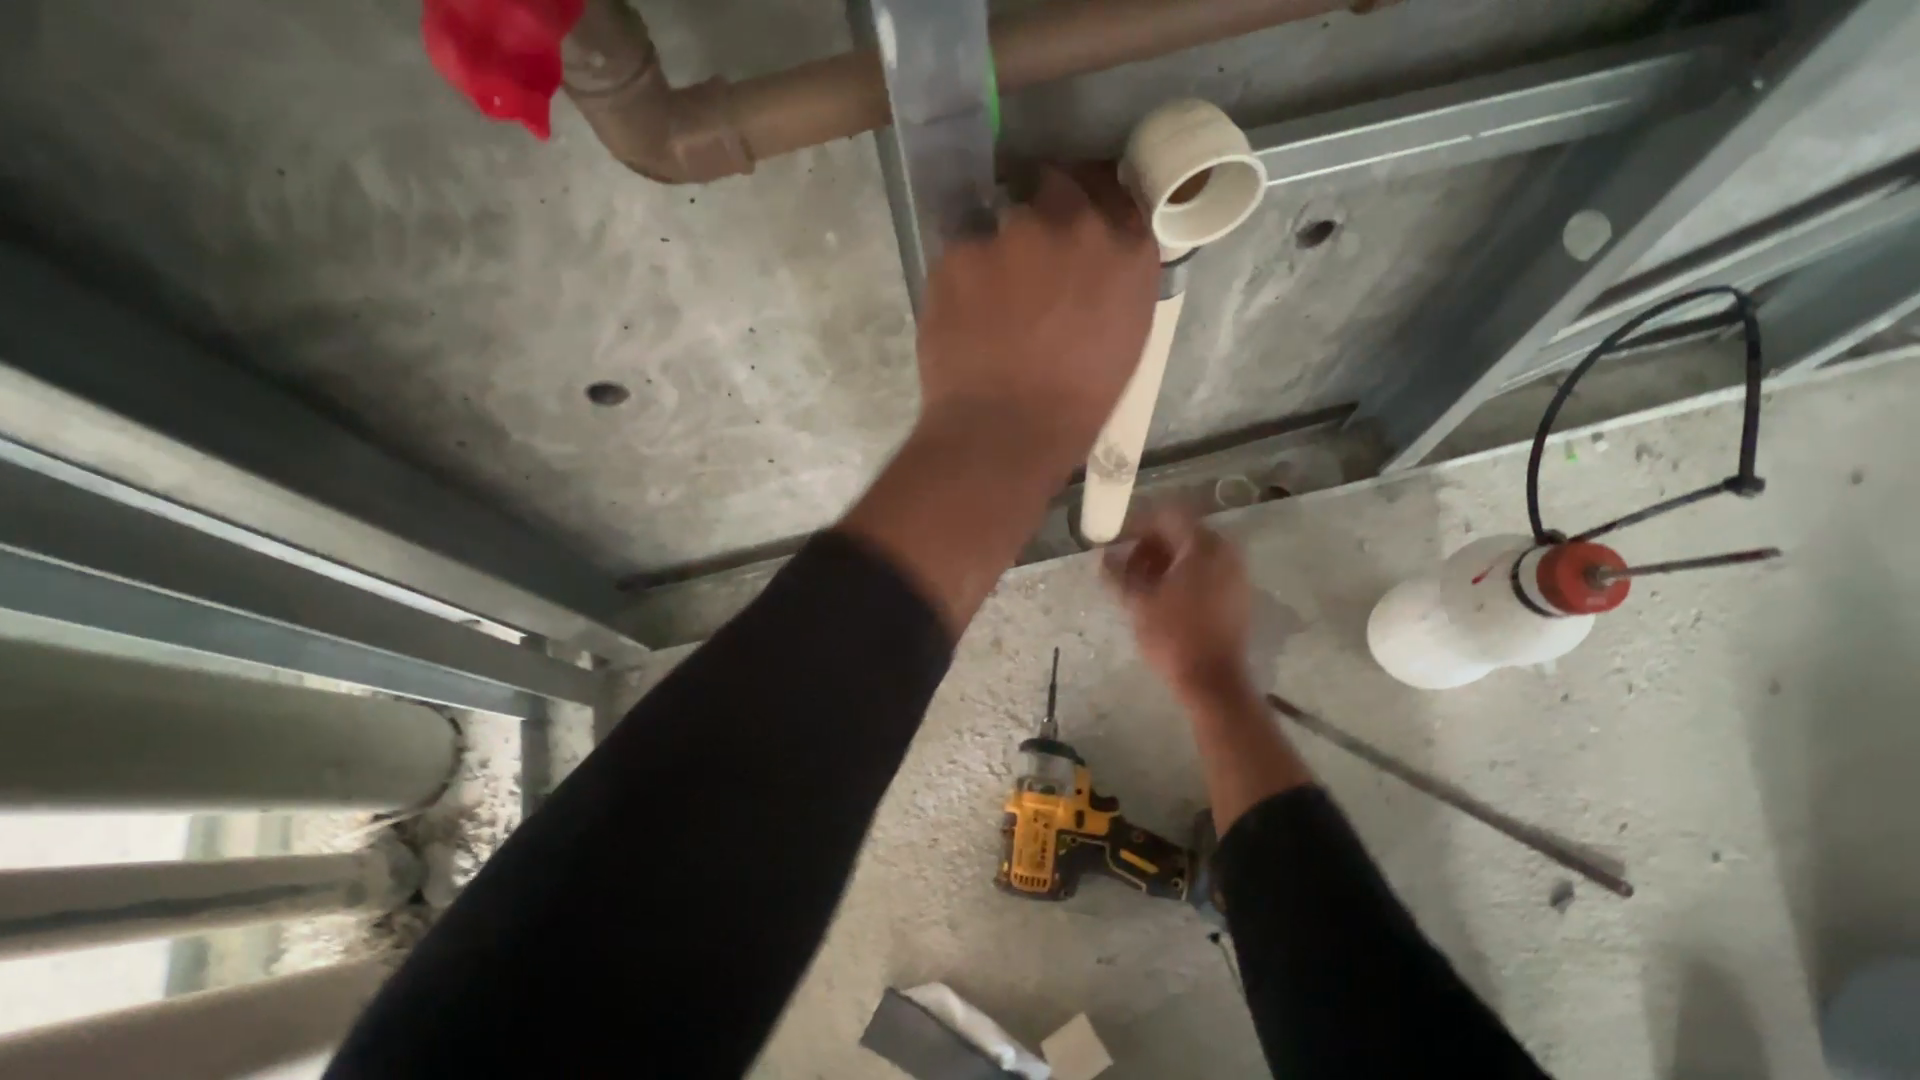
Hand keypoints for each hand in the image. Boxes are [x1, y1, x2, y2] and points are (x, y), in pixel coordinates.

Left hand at [915, 165, 1158, 475]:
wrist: (1005, 429)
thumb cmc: (1076, 402)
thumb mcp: (1124, 336)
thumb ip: (1114, 280)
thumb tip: (1094, 260)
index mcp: (1127, 252)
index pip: (1112, 193)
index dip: (1092, 200)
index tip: (1076, 217)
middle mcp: (1074, 225)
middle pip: (1057, 188)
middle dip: (1044, 212)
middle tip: (1030, 259)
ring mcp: (1012, 234)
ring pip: (1002, 222)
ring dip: (1000, 250)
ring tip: (992, 301)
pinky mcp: (959, 251)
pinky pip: (961, 253)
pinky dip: (962, 278)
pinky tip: (964, 318)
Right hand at [1103, 504, 1252, 697]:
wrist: (1212, 681)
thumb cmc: (1172, 637)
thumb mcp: (1137, 602)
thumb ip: (1117, 573)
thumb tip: (1102, 556)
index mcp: (1203, 545)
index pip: (1167, 515)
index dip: (1137, 525)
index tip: (1116, 542)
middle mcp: (1225, 551)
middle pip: (1182, 533)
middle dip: (1150, 546)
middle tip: (1125, 566)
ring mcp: (1236, 574)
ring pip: (1194, 554)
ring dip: (1165, 562)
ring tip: (1140, 585)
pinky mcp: (1238, 595)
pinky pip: (1207, 572)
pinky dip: (1184, 576)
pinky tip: (1163, 598)